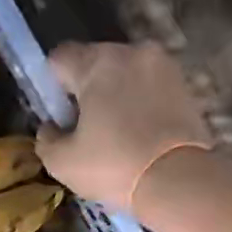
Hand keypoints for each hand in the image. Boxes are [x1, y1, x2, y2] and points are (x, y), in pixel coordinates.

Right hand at [36, 42, 214, 210]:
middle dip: (86, 91)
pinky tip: (139, 137)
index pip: (60, 58)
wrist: (176, 180)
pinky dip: (140, 105)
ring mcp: (163, 65)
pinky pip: (149, 88)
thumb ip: (46, 139)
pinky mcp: (185, 84)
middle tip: (86, 131)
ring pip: (125, 75)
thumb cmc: (113, 167)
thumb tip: (50, 128)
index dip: (51, 86)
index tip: (58, 117)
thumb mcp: (62, 163)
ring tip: (115, 135)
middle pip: (95, 63)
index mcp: (97, 63)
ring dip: (115, 97)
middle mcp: (132, 51)